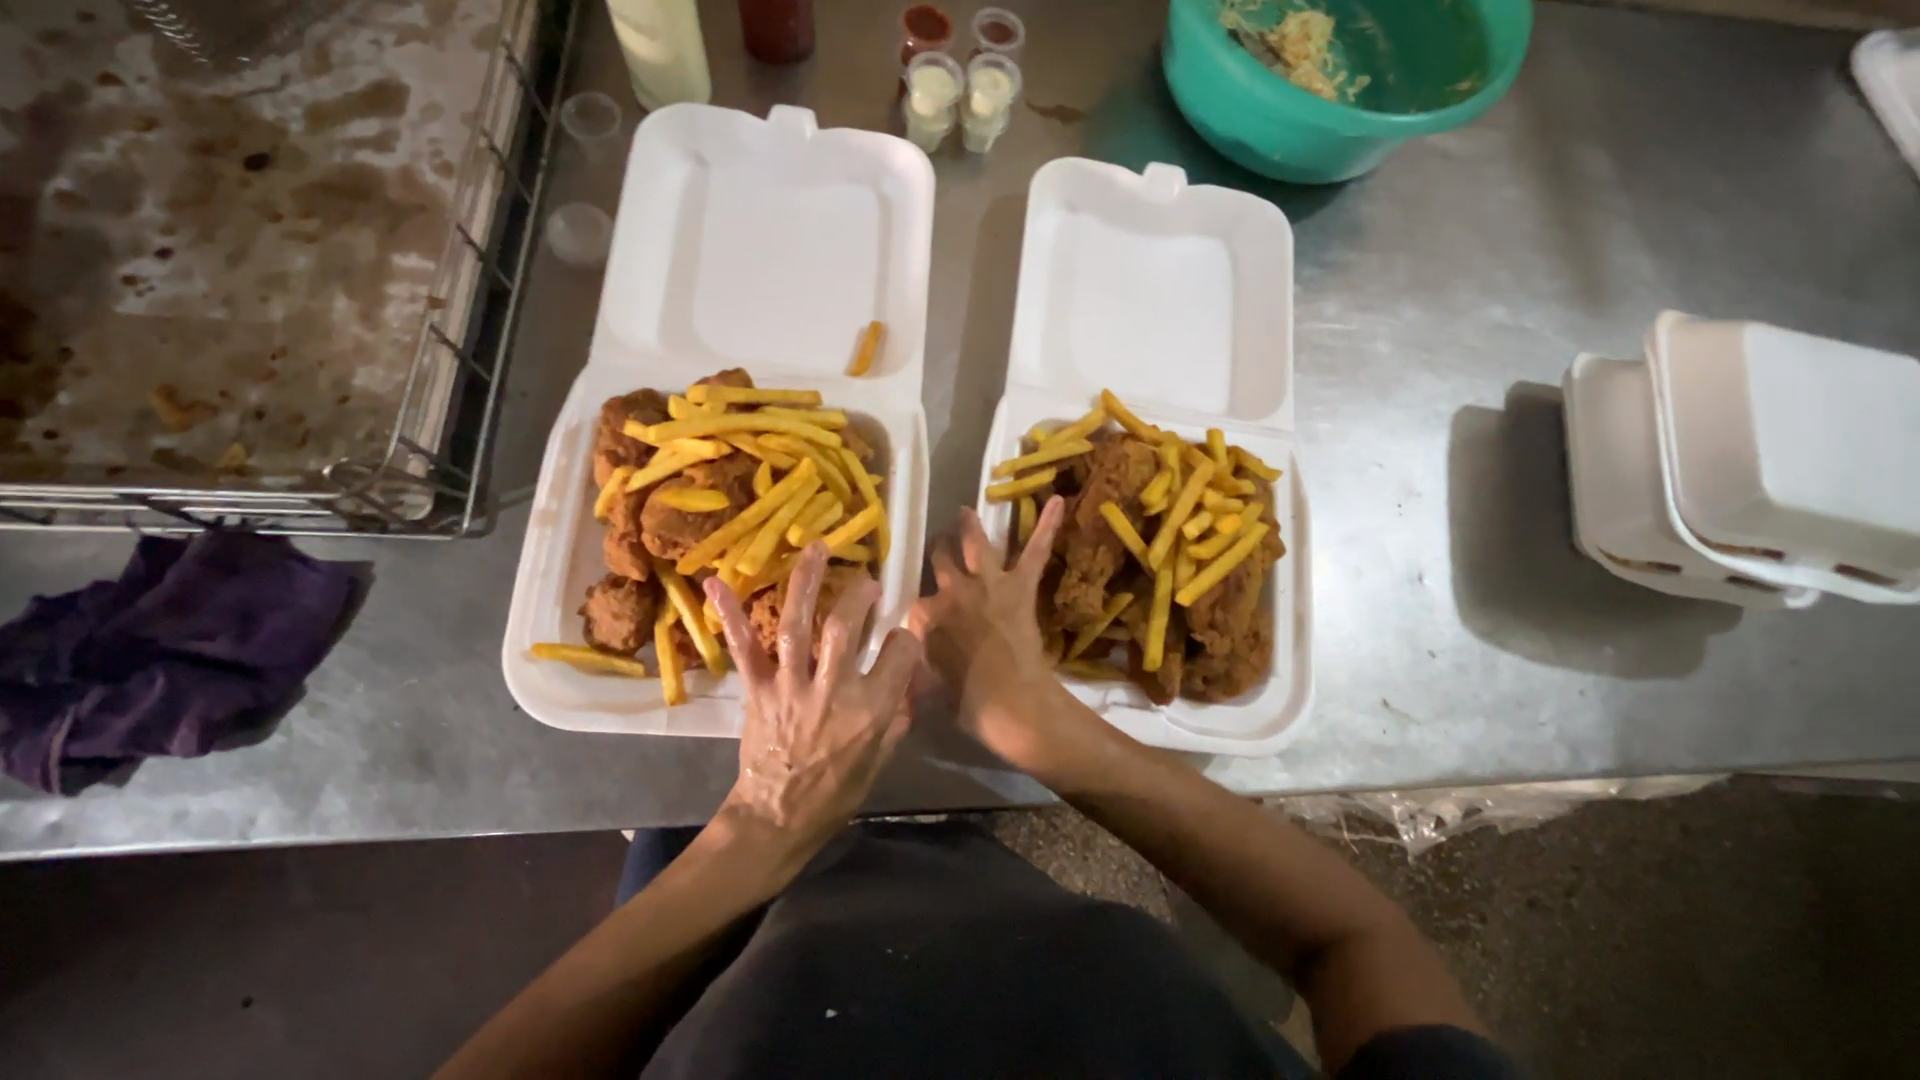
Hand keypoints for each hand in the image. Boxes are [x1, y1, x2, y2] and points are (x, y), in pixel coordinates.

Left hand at [703, 544, 921, 873]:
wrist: (778, 818)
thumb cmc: (836, 793)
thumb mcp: (882, 759)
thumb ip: (899, 715)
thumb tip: (913, 680)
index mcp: (870, 709)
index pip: (899, 653)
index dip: (906, 637)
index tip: (903, 633)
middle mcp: (832, 690)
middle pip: (846, 628)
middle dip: (860, 597)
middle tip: (867, 583)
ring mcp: (791, 687)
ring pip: (800, 625)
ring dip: (808, 582)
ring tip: (818, 548)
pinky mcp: (758, 691)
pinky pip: (744, 649)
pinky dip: (730, 616)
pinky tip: (717, 583)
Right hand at [909, 498, 1110, 772]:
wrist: (1009, 703)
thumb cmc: (967, 704)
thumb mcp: (927, 685)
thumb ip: (917, 663)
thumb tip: (907, 660)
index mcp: (923, 617)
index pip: (915, 601)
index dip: (920, 604)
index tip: (921, 607)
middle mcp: (950, 591)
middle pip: (940, 561)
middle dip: (939, 551)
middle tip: (939, 544)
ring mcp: (986, 584)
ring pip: (975, 543)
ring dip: (969, 526)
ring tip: (965, 512)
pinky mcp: (1019, 586)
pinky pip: (1034, 550)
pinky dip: (1047, 525)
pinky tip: (1057, 500)